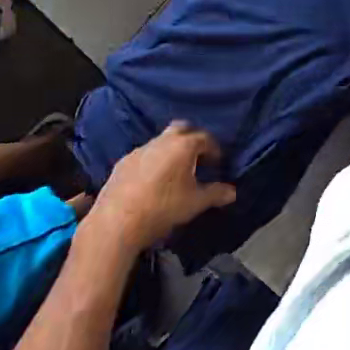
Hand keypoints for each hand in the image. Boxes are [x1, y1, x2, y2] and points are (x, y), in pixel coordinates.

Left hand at [83, 122, 234, 256]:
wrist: (118, 220)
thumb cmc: (164, 207)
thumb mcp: (195, 203)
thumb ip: (215, 194)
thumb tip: (232, 192)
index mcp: (183, 146)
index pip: (205, 138)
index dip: (214, 149)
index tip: (218, 163)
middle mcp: (161, 141)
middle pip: (181, 129)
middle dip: (192, 139)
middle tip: (198, 158)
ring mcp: (139, 150)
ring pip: (160, 141)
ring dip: (171, 150)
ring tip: (175, 172)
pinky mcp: (123, 162)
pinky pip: (144, 155)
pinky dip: (153, 161)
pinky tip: (153, 181)